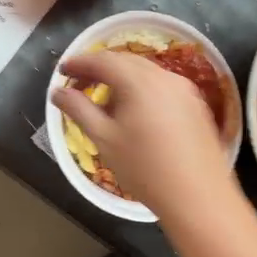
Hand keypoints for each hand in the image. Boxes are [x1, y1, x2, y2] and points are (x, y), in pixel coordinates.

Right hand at [51, 50, 232, 214]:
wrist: (198, 196)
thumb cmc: (144, 169)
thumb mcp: (104, 139)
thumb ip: (78, 109)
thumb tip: (57, 92)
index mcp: (139, 81)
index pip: (103, 60)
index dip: (79, 63)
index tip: (61, 72)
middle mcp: (165, 77)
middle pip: (126, 62)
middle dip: (100, 69)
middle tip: (79, 84)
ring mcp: (185, 90)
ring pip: (146, 74)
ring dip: (121, 80)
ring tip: (105, 102)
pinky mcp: (196, 106)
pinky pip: (162, 87)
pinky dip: (142, 90)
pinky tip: (135, 114)